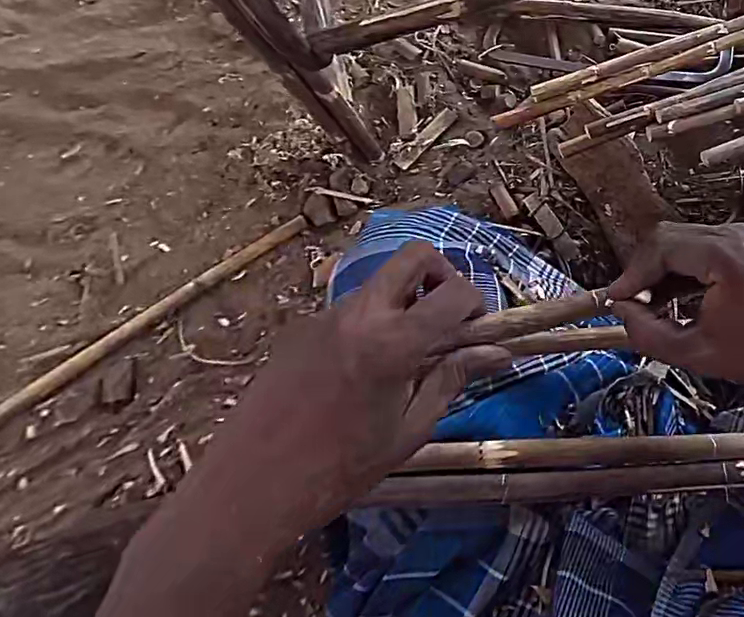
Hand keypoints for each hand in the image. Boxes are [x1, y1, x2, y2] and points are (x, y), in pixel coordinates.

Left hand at [207, 242, 510, 533]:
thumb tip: (496, 352)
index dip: (477, 303)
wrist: (247, 488)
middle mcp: (362, 312)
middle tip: (446, 314)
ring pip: (382, 281)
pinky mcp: (304, 325)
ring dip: (406, 299)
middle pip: (415, 255)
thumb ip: (452, 379)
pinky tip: (360, 370)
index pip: (454, 292)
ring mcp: (328, 314)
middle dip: (442, 273)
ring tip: (404, 353)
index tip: (477, 329)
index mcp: (393, 341)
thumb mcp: (408, 431)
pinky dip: (373, 321)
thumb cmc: (338, 470)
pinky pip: (352, 307)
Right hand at [607, 222, 743, 390]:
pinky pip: (692, 244)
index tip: (614, 299)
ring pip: (676, 238)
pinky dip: (674, 266)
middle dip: (642, 270)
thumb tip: (620, 309)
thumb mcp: (694, 354)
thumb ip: (648, 334)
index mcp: (726, 256)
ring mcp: (736, 233)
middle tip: (630, 304)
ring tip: (648, 304)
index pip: (662, 249)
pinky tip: (667, 295)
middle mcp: (732, 234)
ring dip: (656, 268)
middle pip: (666, 238)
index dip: (632, 274)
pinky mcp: (737, 240)